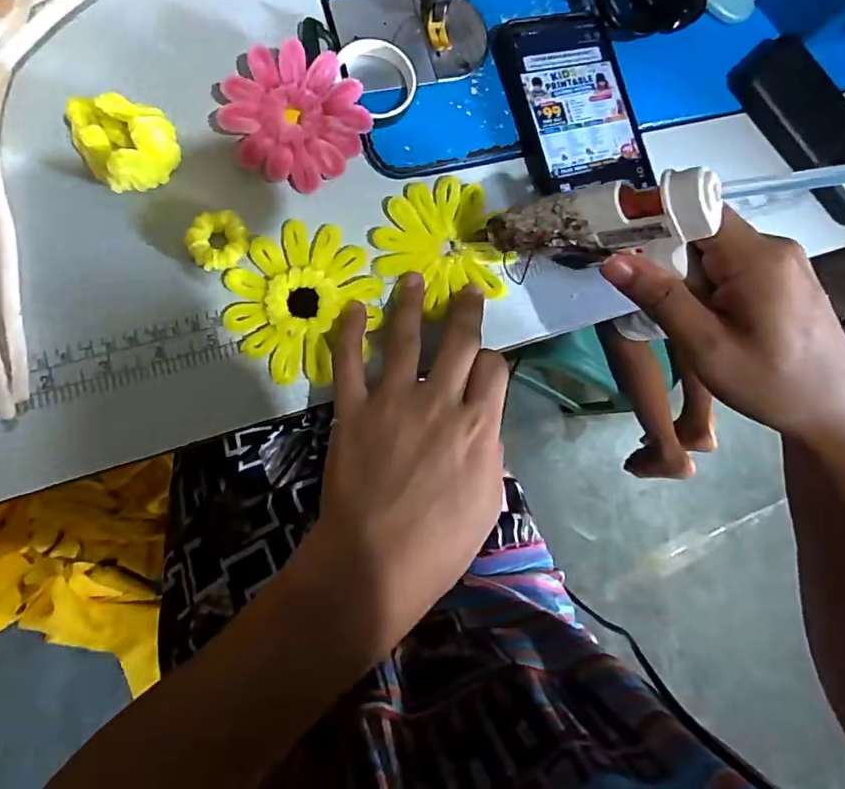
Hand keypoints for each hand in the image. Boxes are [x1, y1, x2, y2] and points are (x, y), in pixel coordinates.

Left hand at [312, 276, 507, 650]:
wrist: (374, 565)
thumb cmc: (439, 545)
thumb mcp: (487, 501)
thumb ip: (490, 452)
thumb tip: (484, 425)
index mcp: (478, 425)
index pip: (494, 369)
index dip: (493, 361)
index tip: (486, 365)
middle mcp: (440, 401)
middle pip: (459, 340)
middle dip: (466, 310)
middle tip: (467, 291)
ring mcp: (393, 401)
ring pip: (406, 338)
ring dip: (412, 304)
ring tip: (414, 278)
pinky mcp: (353, 410)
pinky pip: (350, 362)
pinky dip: (350, 332)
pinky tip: (355, 309)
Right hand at [600, 209, 844, 441]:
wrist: (837, 417)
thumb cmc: (773, 385)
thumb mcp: (707, 347)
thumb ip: (661, 298)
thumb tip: (613, 260)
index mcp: (758, 256)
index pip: (696, 209)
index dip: (655, 219)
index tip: (621, 242)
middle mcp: (774, 246)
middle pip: (704, 229)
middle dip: (670, 255)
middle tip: (648, 295)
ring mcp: (784, 262)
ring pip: (717, 249)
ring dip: (690, 274)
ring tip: (682, 316)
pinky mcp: (786, 278)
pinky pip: (736, 264)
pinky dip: (711, 283)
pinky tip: (709, 318)